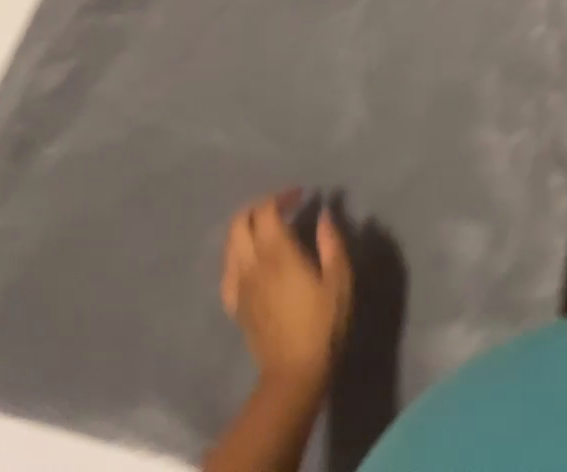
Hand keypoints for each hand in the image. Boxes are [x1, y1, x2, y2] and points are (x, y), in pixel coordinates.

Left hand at [220, 192, 353, 390]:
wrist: (294, 370)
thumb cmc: (323, 323)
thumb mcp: (339, 279)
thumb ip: (331, 242)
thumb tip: (324, 214)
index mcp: (278, 254)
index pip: (265, 211)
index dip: (280, 196)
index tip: (301, 195)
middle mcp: (251, 264)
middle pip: (240, 222)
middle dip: (259, 207)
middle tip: (284, 206)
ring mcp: (238, 284)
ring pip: (230, 243)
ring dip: (247, 226)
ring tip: (270, 228)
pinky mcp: (234, 303)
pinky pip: (227, 267)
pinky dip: (238, 252)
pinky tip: (254, 259)